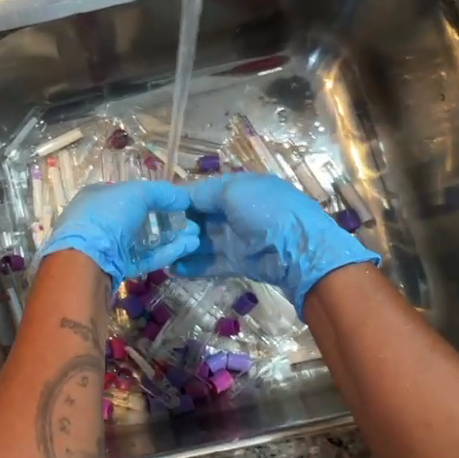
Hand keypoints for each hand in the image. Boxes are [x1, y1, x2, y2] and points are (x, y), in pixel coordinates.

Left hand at [38, 180, 199, 281]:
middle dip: (167, 220)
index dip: (154, 197)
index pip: (130, 195)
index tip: (177, 201)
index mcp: (98, 197)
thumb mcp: (135, 193)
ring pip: (144, 240)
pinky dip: (164, 252)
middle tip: (192, 222)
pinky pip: (144, 258)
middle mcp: (101, 221)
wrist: (85, 259)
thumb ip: (161, 192)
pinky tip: (187, 248)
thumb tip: (183, 197)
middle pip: (139, 219)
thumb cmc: (106, 216)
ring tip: (195, 236)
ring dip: (170, 237)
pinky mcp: (117, 268)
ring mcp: (108, 246)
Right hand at [172, 173, 378, 314]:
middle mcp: (239, 211)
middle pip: (202, 217)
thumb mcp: (233, 192)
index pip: (203, 191)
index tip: (156, 208)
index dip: (181, 199)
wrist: (303, 253)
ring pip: (205, 241)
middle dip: (179, 225)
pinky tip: (174, 269)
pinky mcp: (241, 262)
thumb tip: (181, 197)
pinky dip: (194, 266)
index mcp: (240, 188)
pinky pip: (213, 262)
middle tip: (155, 234)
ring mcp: (240, 238)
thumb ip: (204, 193)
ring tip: (160, 253)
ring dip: (184, 246)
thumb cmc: (267, 213)